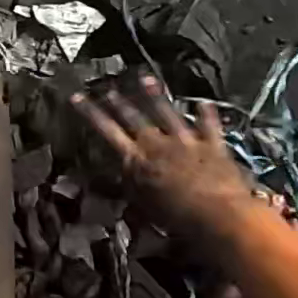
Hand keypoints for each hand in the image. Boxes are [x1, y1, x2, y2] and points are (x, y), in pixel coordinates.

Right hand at [70, 75, 258, 245]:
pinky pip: (209, 127)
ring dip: (155, 96)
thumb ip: (125, 188)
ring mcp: (186, 142)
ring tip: (146, 79)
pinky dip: (207, 114)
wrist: (220, 216)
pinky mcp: (213, 147)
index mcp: (136, 159)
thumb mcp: (140, 207)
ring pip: (167, 113)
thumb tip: (104, 179)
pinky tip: (206, 102)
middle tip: (108, 88)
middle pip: (134, 117)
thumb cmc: (176, 218)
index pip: (106, 130)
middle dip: (119, 102)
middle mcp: (157, 144)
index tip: (77, 97)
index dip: (90, 112)